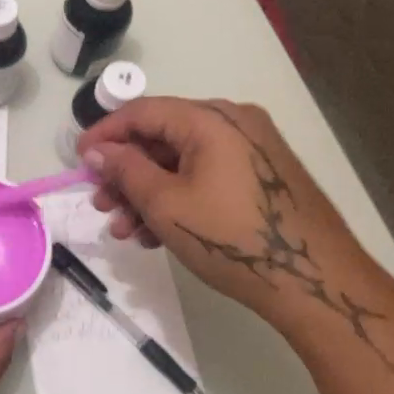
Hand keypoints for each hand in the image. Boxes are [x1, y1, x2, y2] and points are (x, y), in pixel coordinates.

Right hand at [75, 97, 378, 322]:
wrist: (316, 281)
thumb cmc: (233, 237)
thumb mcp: (166, 205)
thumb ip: (126, 171)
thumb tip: (98, 151)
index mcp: (212, 119)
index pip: (142, 112)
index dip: (104, 134)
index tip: (78, 161)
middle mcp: (234, 123)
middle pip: (162, 138)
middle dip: (125, 173)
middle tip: (101, 205)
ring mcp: (252, 150)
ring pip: (182, 161)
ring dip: (147, 192)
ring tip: (126, 231)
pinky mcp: (262, 177)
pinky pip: (205, 176)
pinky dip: (177, 198)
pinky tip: (157, 234)